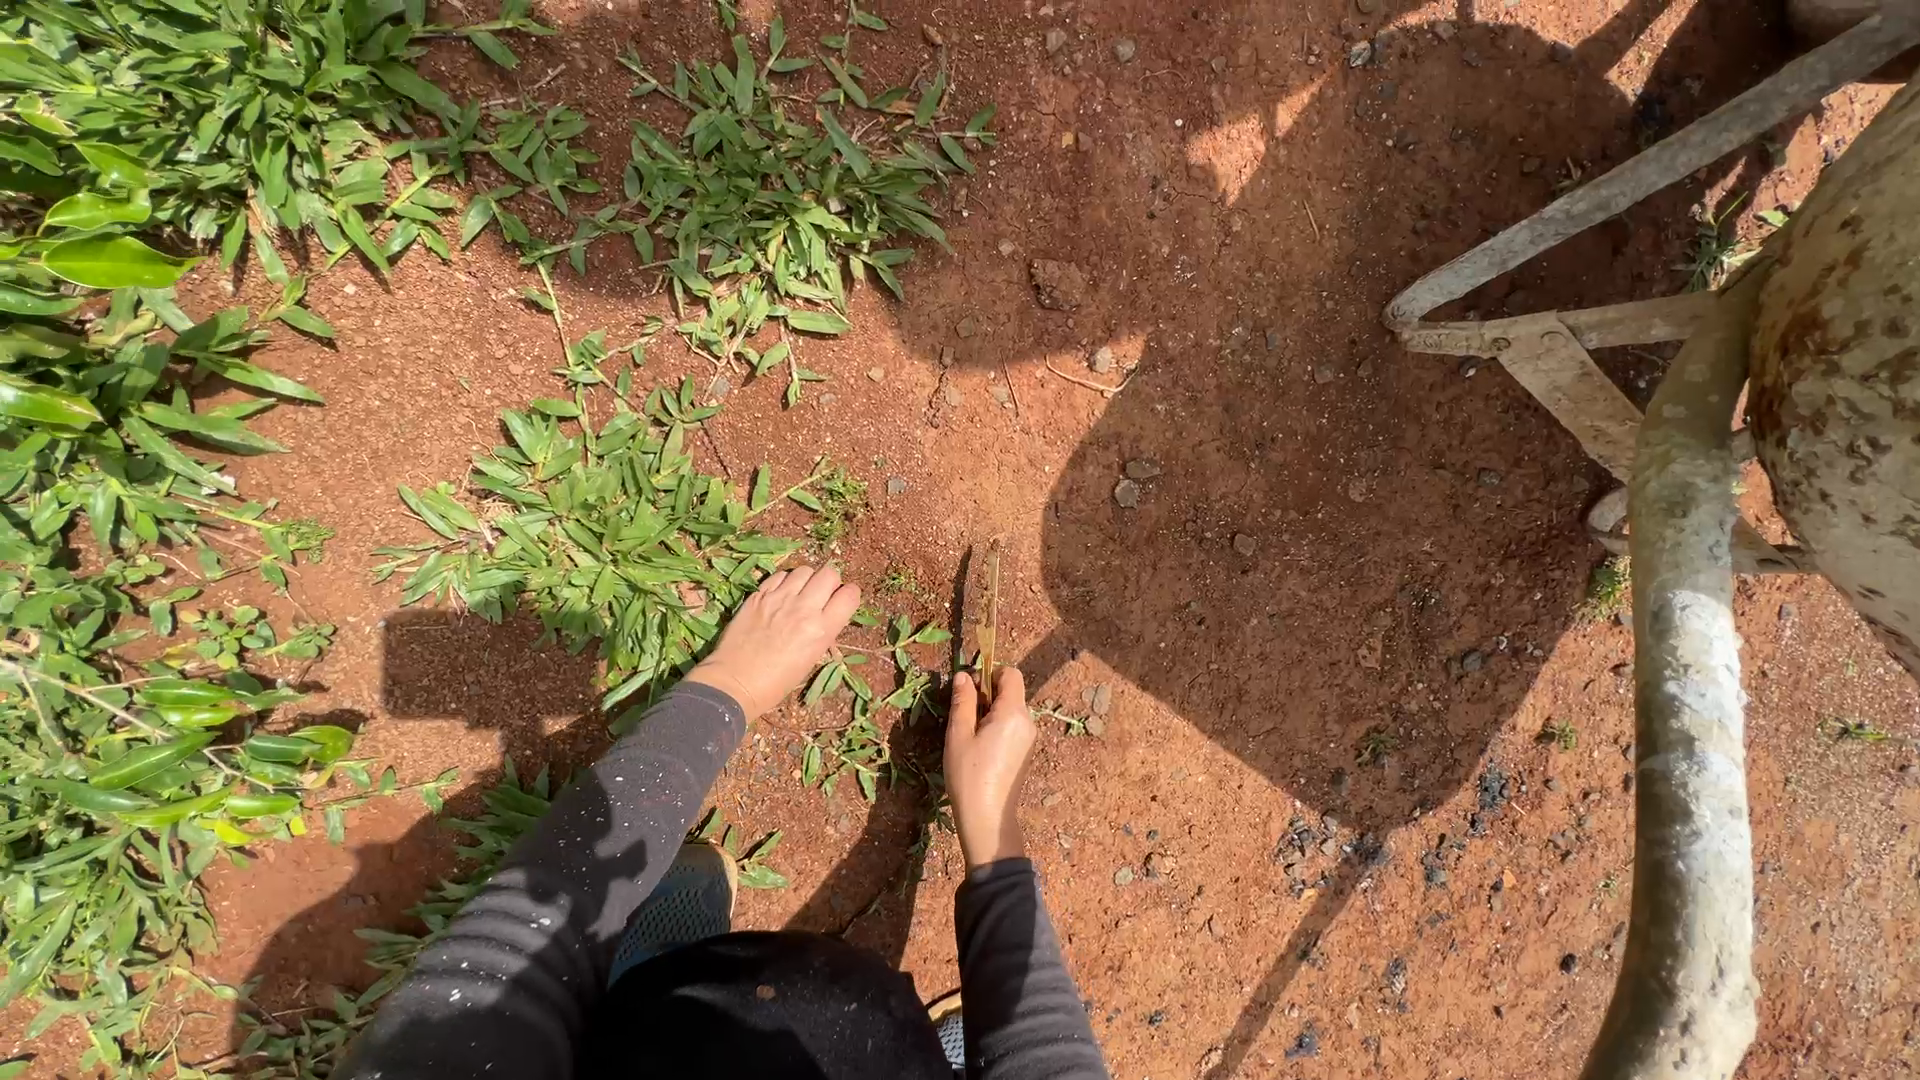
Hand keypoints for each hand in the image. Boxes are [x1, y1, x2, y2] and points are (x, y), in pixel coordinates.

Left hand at [685, 565, 860, 720]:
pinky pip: (780, 575)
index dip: (849, 595)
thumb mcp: (812, 658)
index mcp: (822, 629)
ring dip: (807, 579)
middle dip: (831, 582)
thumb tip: (827, 612)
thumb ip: (823, 630)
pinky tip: (781, 594)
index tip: (843, 600)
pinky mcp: (758, 595)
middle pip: (829, 574)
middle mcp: (804, 608)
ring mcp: (779, 599)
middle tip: (822, 594)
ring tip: (801, 593)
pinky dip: (785, 581)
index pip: (849, 595)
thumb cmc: (777, 681)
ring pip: (805, 570)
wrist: (736, 682)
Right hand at [944, 668, 1035, 868]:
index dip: (989, 673)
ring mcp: (1029, 738)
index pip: (1011, 674)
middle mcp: (1028, 722)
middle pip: (1011, 691)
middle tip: (963, 714)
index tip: (969, 689)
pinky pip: (1013, 726)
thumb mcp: (959, 734)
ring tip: (969, 734)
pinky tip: (980, 748)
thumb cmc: (968, 775)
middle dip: (987, 694)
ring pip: (1011, 709)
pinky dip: (997, 726)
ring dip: (990, 711)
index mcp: (1014, 713)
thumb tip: (963, 676)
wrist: (988, 819)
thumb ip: (963, 701)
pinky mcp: (1026, 752)